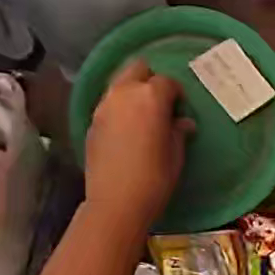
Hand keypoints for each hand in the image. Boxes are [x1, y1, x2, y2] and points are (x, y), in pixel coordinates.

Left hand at [85, 60, 191, 234]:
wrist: (115, 205)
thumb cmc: (153, 180)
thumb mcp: (175, 156)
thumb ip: (178, 132)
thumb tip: (183, 122)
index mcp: (150, 97)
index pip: (167, 82)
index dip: (176, 94)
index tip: (179, 109)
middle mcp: (123, 94)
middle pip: (137, 69)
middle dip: (149, 80)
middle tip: (158, 103)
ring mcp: (103, 108)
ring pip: (118, 85)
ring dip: (131, 93)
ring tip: (141, 116)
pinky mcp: (91, 124)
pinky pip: (107, 106)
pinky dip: (117, 110)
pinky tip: (125, 131)